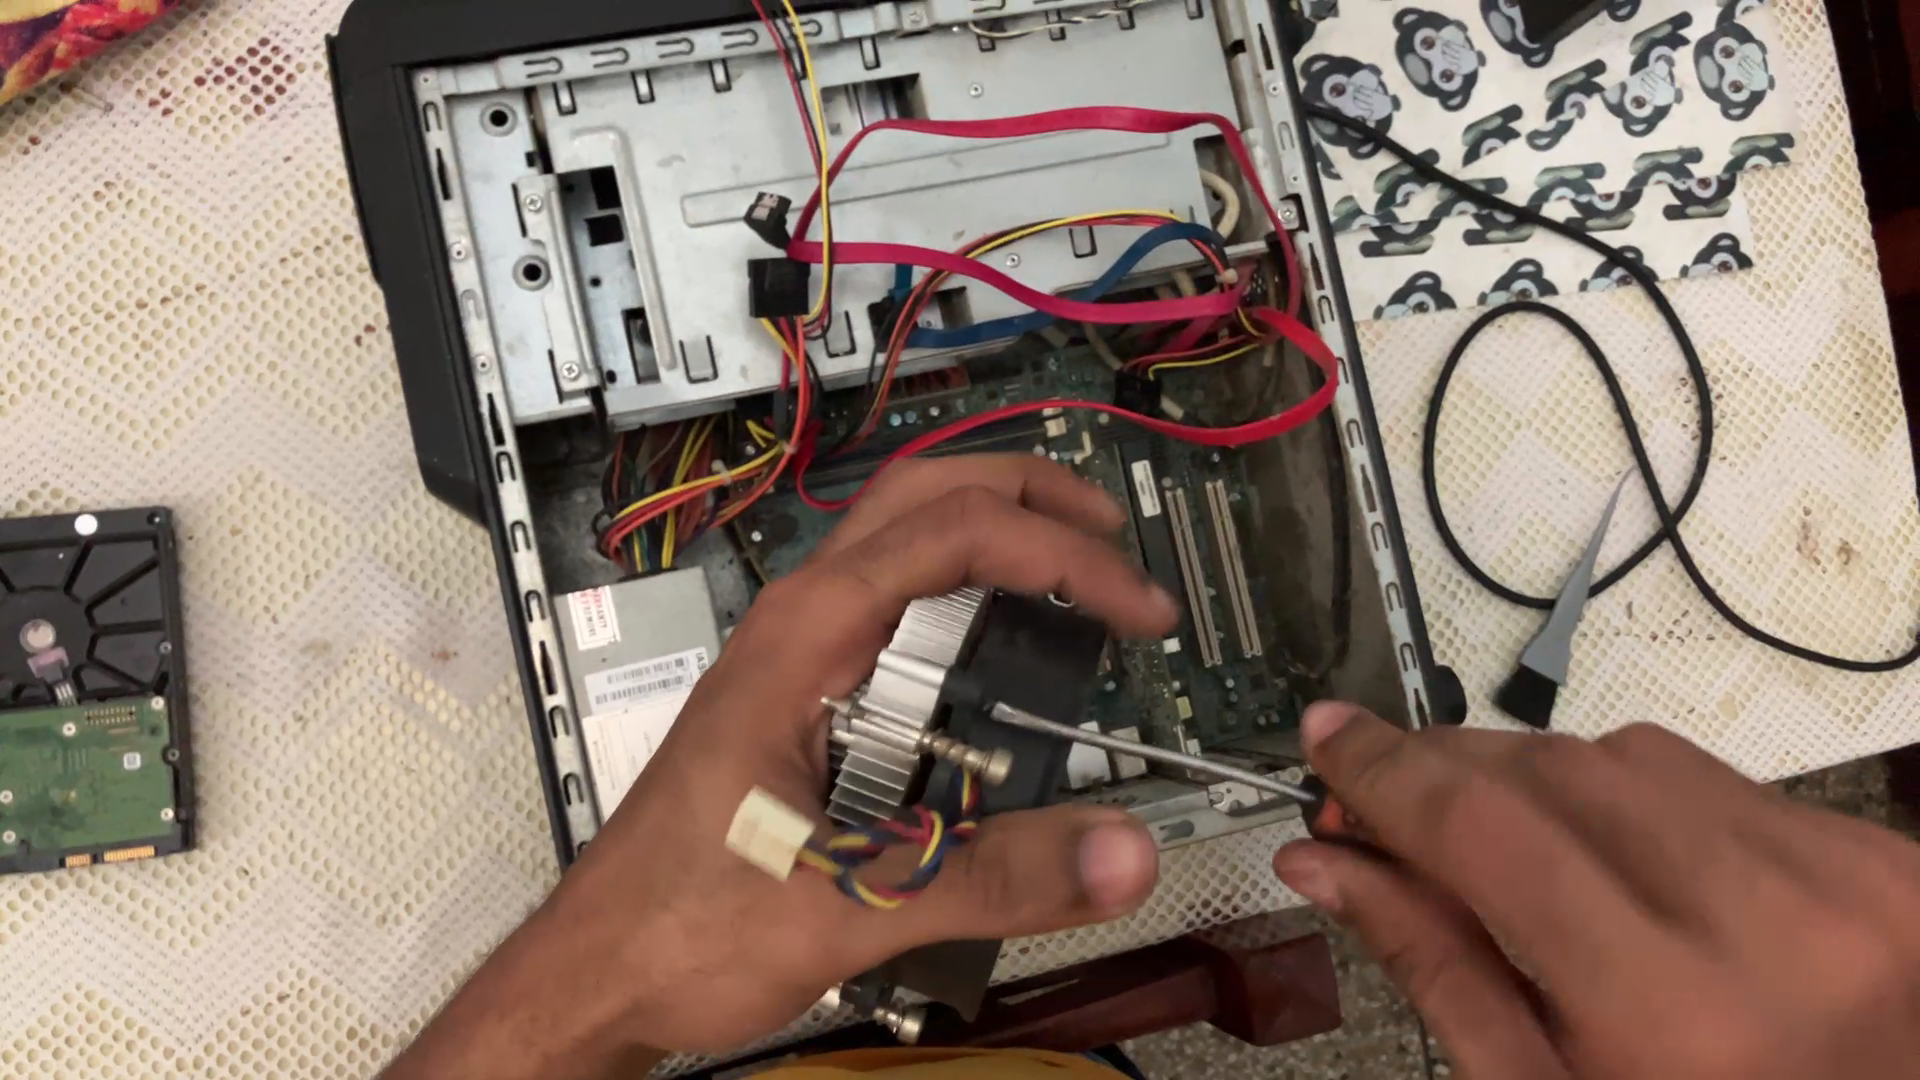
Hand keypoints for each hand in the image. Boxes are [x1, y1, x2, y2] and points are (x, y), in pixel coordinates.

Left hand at [384, 456, 1176, 1078]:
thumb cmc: (688, 920)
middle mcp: (807, 613)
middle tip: (1108, 534)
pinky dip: (966, 577)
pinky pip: (898, 590)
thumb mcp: (849, 903)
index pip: (956, 535)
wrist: (605, 960)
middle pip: (926, 492)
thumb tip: (1123, 851)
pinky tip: (1002, 625)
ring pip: (907, 528)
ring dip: (996, 522)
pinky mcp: (813, 676)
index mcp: (809, 633)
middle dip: (1028, 491)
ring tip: (1072, 560)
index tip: (1135, 606)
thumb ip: (993, 879)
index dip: (1062, 553)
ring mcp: (806, 639)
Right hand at [1273, 704, 1919, 1078]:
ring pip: (1606, 753)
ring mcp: (1846, 879)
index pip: (1478, 828)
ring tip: (1506, 838)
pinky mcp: (1881, 855)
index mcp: (1672, 1010)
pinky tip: (1608, 850)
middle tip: (1381, 799)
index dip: (1380, 767)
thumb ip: (1423, 958)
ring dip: (1523, 777)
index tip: (1323, 732)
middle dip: (1437, 768)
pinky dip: (1612, 788)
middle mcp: (1771, 923)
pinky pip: (1689, 771)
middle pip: (1535, 770)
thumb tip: (1314, 859)